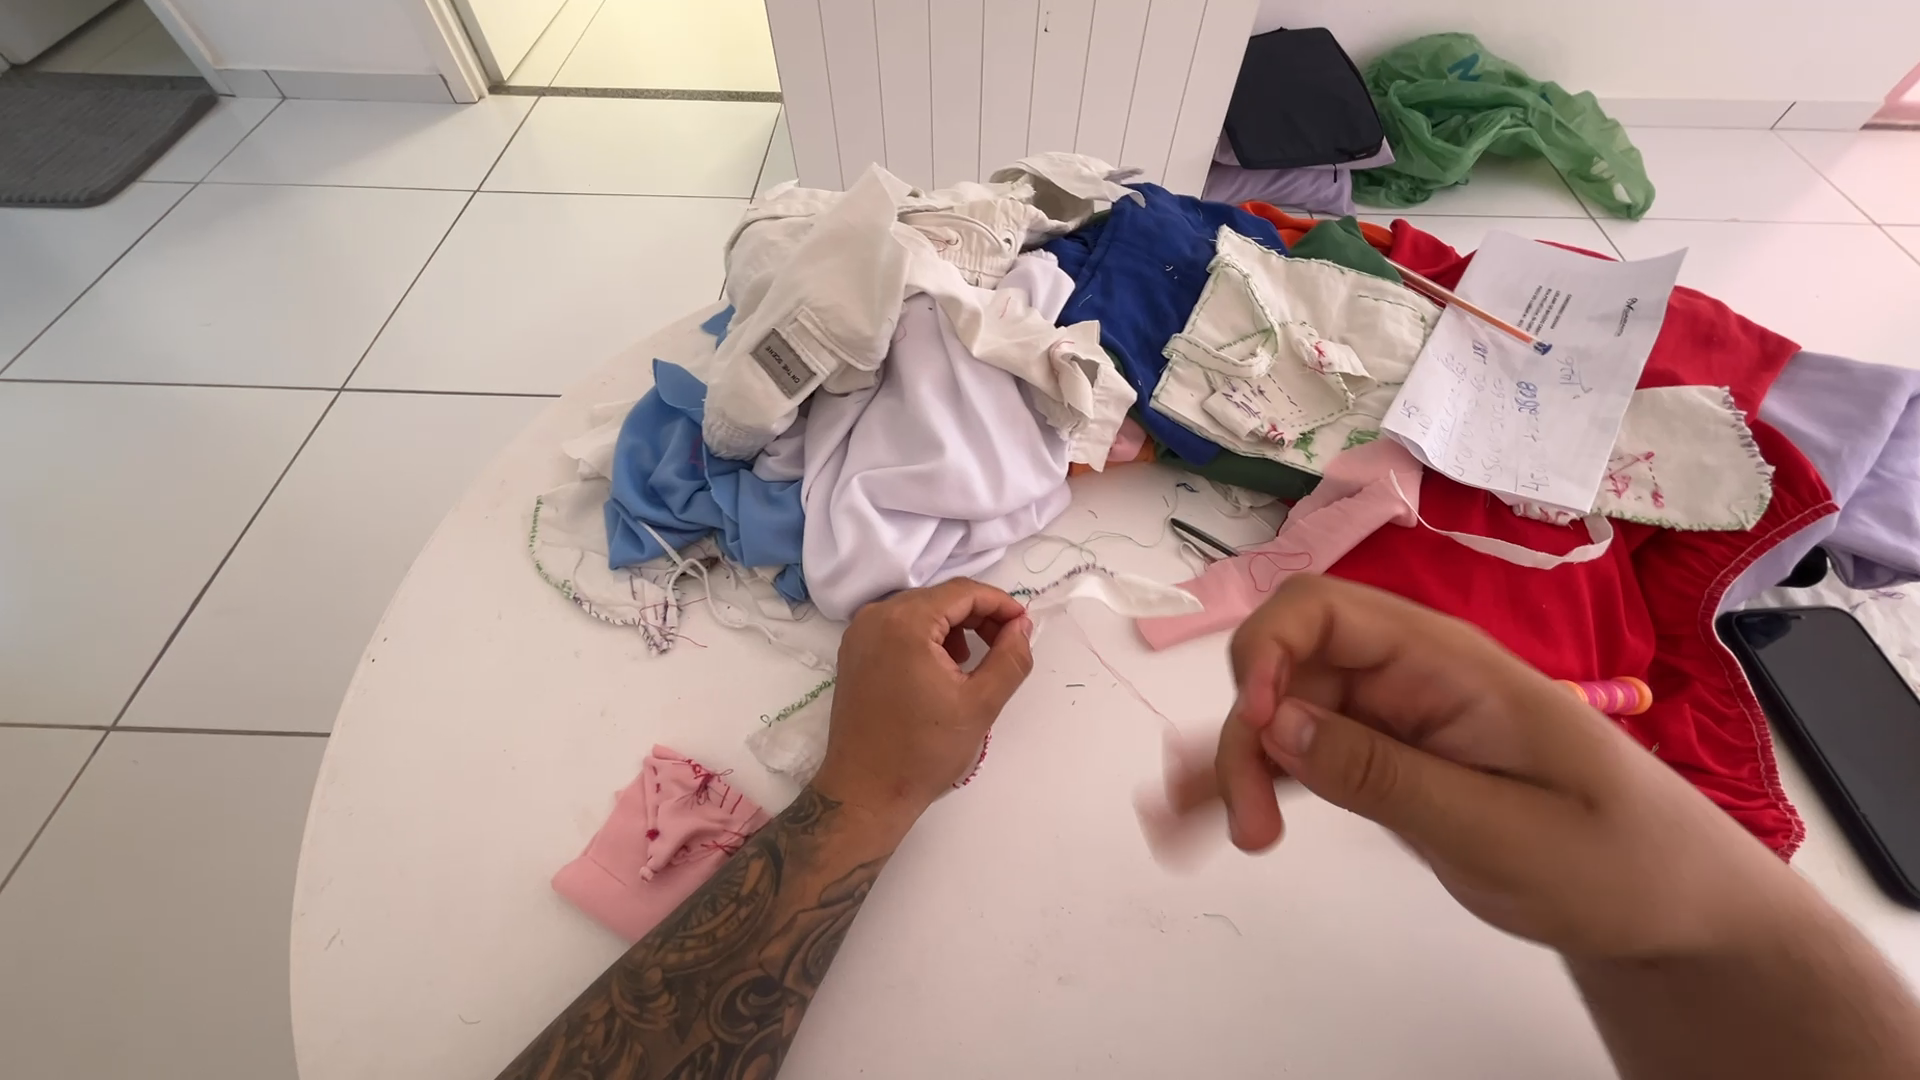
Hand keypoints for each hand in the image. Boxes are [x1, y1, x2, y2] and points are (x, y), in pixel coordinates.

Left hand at [813, 579, 1034, 832]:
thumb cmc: (924, 750)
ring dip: (954, 626)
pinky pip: (899, 627)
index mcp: (905, 622)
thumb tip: (1021, 625)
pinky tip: (943, 668)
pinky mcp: (854, 652)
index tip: (1024, 625)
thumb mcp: (981, 702)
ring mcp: (860, 634)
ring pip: (920, 611)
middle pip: (940, 598)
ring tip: (975, 661)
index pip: (963, 592)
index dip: (1000, 603)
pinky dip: (927, 636)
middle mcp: (876, 617)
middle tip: (1007, 644)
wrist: (866, 792)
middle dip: (978, 615)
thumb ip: (1010, 657)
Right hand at [1186, 574, 1815, 960]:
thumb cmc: (1615, 861)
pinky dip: (1241, 781)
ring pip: (1273, 716)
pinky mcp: (1366, 756)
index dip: (1267, 649)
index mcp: (1438, 659)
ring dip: (1233, 765)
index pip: (1321, 609)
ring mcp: (1377, 715)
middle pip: (1281, 670)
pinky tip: (1192, 813)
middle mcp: (1395, 673)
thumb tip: (1273, 723)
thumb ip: (1382, 773)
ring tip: (1206, 830)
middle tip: (1251, 826)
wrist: (1668, 906)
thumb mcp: (1503, 830)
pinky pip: (1288, 757)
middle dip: (1247, 737)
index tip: (1256, 724)